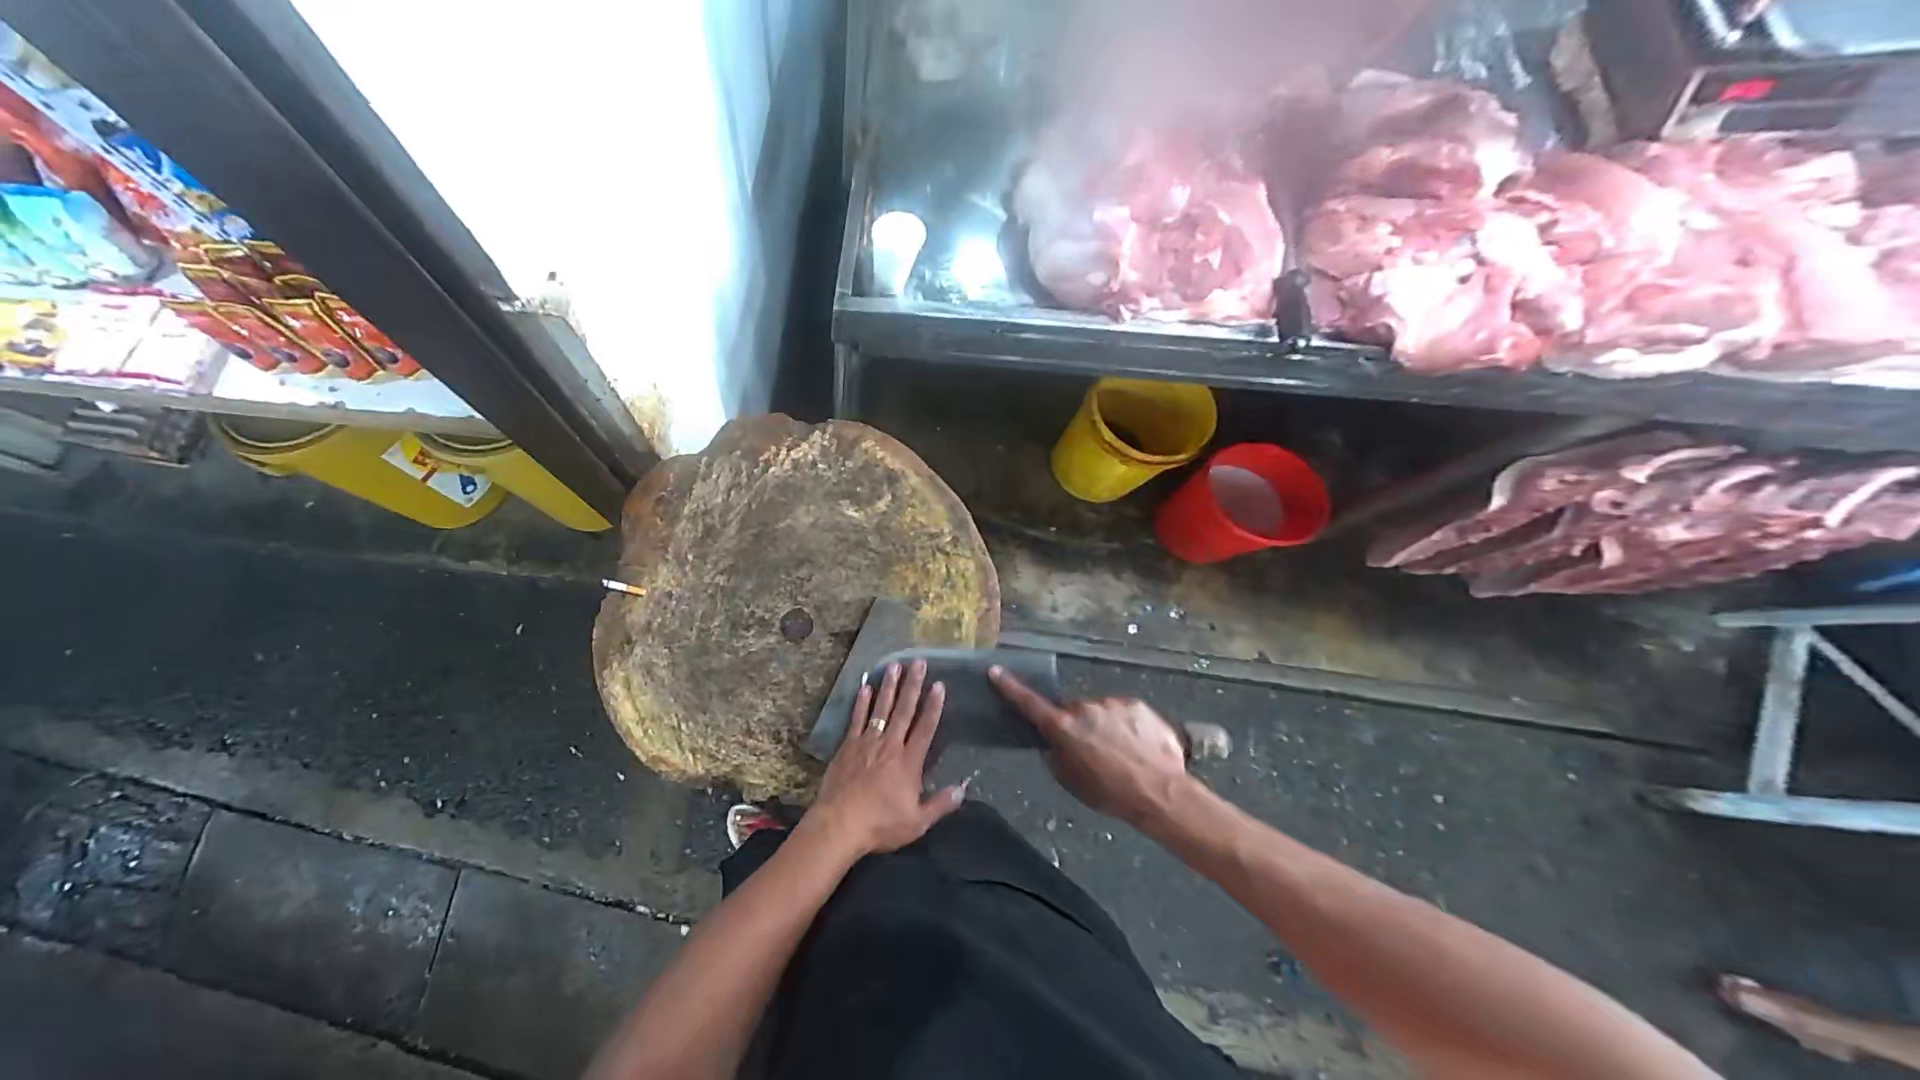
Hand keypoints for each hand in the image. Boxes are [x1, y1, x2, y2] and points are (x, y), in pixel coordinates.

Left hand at [805, 660, 966, 858]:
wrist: (839, 825)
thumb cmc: (880, 825)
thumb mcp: (917, 822)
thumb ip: (940, 804)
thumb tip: (963, 789)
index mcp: (909, 762)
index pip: (925, 728)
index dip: (934, 706)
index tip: (939, 685)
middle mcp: (890, 746)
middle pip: (904, 710)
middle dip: (913, 685)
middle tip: (919, 662)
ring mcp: (867, 743)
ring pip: (881, 709)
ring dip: (889, 686)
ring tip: (895, 666)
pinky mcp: (847, 747)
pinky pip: (856, 719)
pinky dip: (862, 703)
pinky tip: (866, 687)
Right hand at [989, 667, 1195, 826]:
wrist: (1160, 792)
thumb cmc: (1111, 793)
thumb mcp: (1072, 782)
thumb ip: (1056, 756)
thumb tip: (1052, 743)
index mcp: (1064, 728)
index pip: (1030, 703)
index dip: (1010, 687)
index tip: (996, 671)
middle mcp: (1085, 708)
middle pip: (1074, 711)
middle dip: (1079, 725)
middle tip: (1093, 751)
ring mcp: (1113, 703)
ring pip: (1101, 711)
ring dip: (1105, 726)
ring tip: (1122, 754)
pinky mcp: (1138, 705)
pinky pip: (1125, 713)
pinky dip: (1128, 727)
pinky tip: (1139, 748)